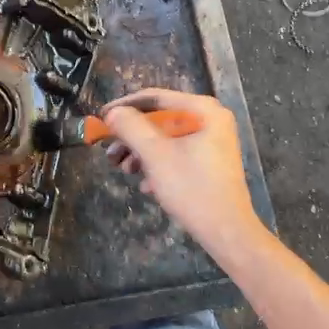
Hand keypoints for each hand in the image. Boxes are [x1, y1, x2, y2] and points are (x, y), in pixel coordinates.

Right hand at [101, 89, 263, 251]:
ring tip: (124, 170)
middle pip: (160, 118)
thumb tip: (113, 113)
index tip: (100, 118)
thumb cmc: (192, 188)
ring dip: (141, 152)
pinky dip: (158, 164)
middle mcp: (211, 119)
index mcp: (202, 110)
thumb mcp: (155, 155)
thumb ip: (130, 127)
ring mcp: (213, 140)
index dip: (123, 106)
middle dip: (131, 136)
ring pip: (167, 137)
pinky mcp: (211, 161)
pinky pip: (178, 152)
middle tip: (109, 150)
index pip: (154, 97)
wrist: (227, 232)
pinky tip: (146, 184)